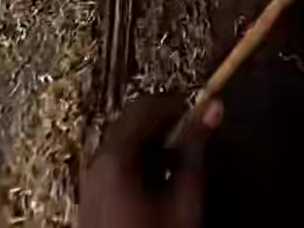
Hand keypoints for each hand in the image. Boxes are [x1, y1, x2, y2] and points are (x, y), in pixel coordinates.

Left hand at [79, 94, 222, 227]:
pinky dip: (136, 158)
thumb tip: (215, 106)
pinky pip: (113, 161)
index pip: (147, 106)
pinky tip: (154, 181)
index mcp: (116, 157)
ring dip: (150, 140)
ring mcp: (88, 181)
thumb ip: (196, 148)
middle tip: (191, 136)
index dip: (177, 104)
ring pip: (123, 139)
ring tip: (176, 161)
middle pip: (132, 120)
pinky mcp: (89, 198)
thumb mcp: (184, 200)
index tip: (199, 114)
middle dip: (163, 122)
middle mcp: (96, 162)